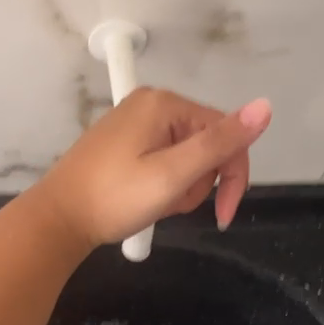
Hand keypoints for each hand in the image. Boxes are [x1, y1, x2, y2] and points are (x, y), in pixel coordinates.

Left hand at [22, 88, 271, 249]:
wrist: (57, 221)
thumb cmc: (114, 199)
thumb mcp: (172, 175)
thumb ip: (219, 144)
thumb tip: (266, 106)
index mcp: (164, 103)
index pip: (225, 133)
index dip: (232, 175)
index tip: (222, 214)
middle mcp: (150, 104)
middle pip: (206, 144)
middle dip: (198, 182)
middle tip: (169, 203)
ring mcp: (135, 122)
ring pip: (186, 157)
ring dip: (181, 187)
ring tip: (154, 203)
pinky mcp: (124, 142)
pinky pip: (163, 160)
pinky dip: (163, 184)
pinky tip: (144, 200)